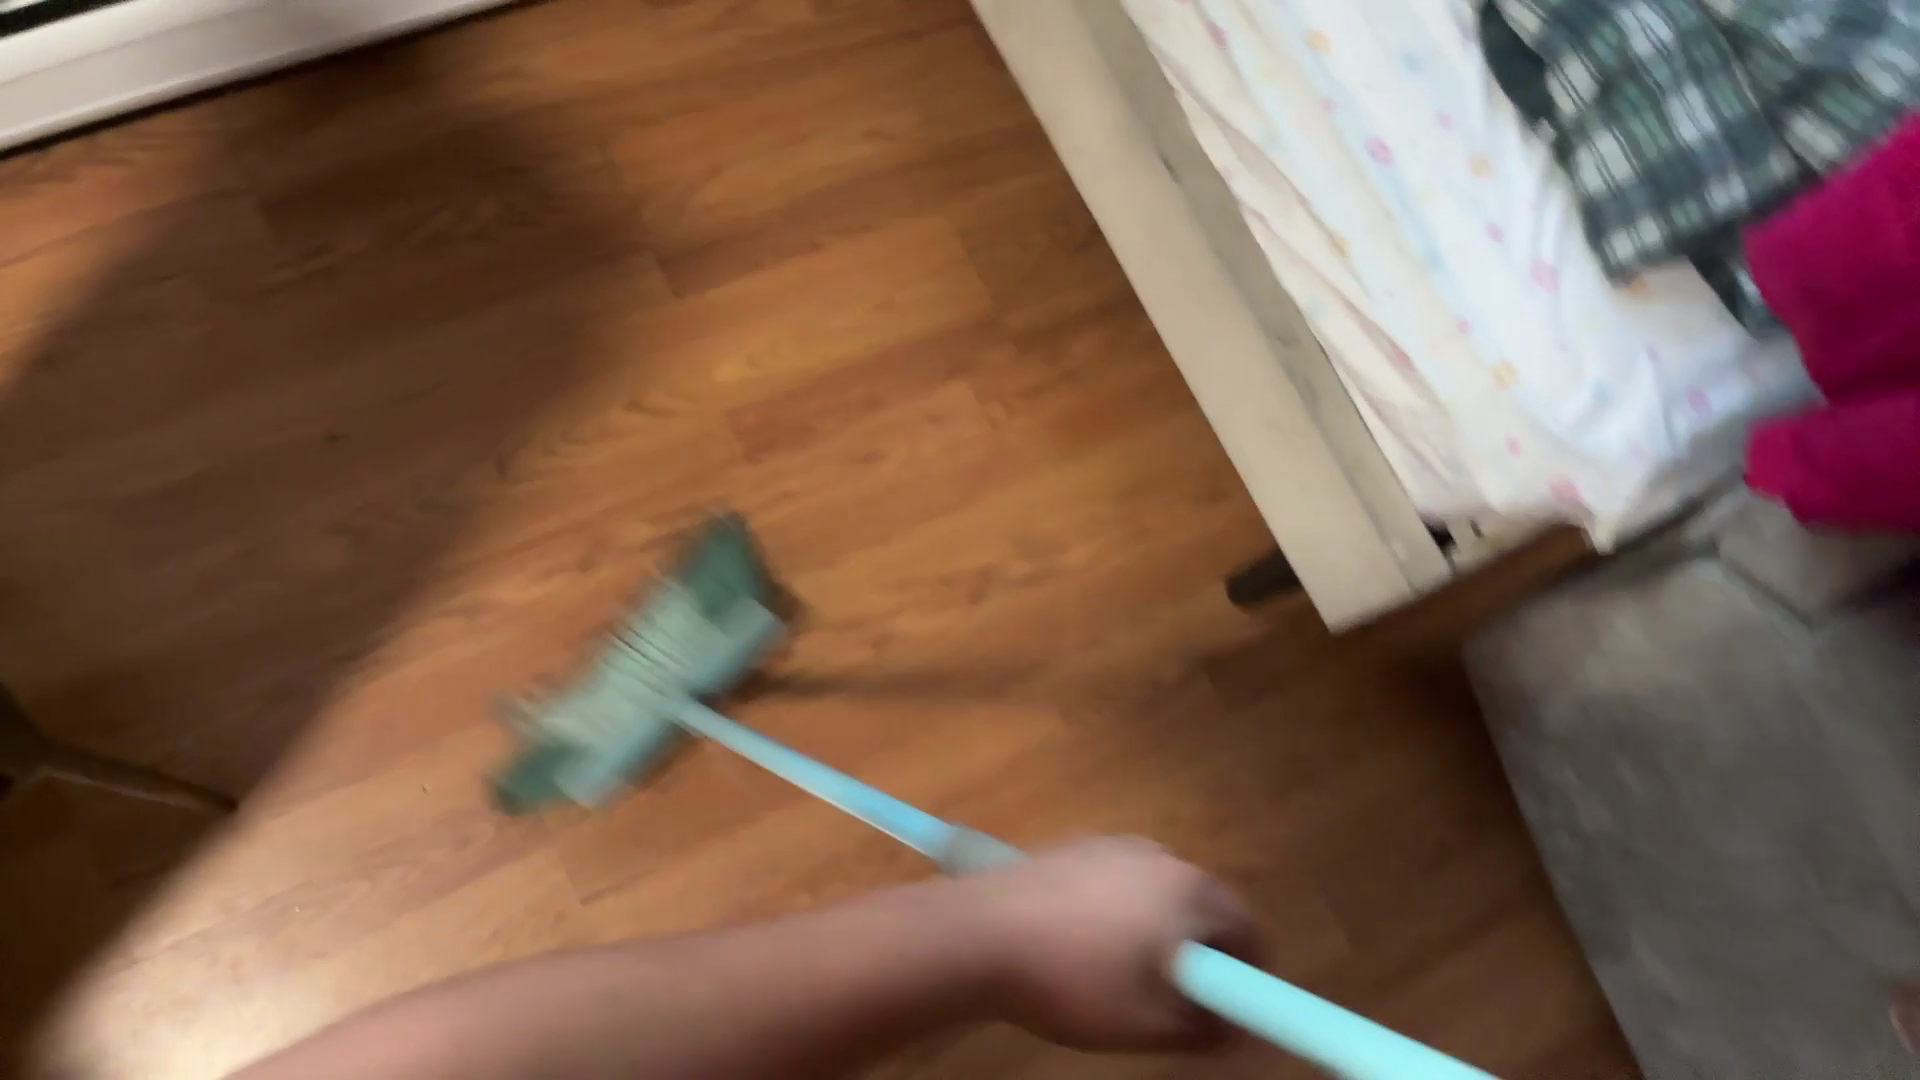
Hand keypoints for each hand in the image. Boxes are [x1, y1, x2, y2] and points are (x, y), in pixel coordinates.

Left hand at [959, 835, 1263, 1052]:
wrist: (982, 932)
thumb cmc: (1076, 981)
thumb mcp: (1151, 1025)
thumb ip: (1208, 1028)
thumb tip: (1239, 1030)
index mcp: (1188, 889)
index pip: (1248, 925)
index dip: (1252, 972)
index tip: (1237, 1009)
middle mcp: (1157, 855)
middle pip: (1204, 901)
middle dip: (1204, 949)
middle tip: (1184, 997)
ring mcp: (1111, 844)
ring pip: (1158, 890)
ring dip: (1161, 928)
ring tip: (1131, 973)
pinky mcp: (1074, 846)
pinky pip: (1119, 880)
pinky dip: (1122, 910)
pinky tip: (1087, 943)